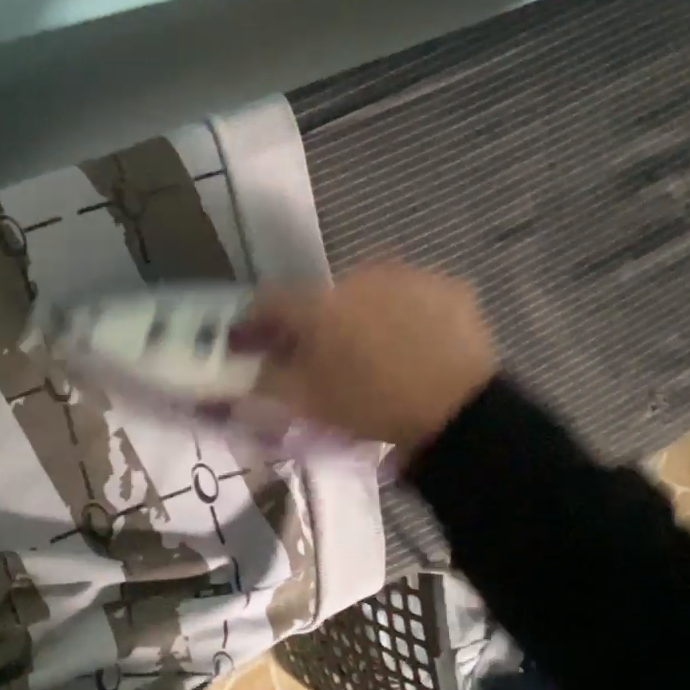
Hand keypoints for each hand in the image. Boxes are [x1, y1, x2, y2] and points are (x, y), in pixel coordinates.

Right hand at [231, 262, 497, 456]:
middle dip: (307, 326)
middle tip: (310, 359)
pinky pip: (408, 300)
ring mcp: (407, 277)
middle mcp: (358, 277)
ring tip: (364, 356)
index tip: (244, 346)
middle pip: (317, 300)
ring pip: (364, 297)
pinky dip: (399, 319)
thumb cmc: (369, 406)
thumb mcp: (303, 402)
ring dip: (354, 319)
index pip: (267, 303)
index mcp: (317, 303)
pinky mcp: (447, 288)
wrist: (460, 413)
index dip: (250, 325)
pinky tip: (405, 348)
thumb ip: (259, 382)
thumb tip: (229, 376)